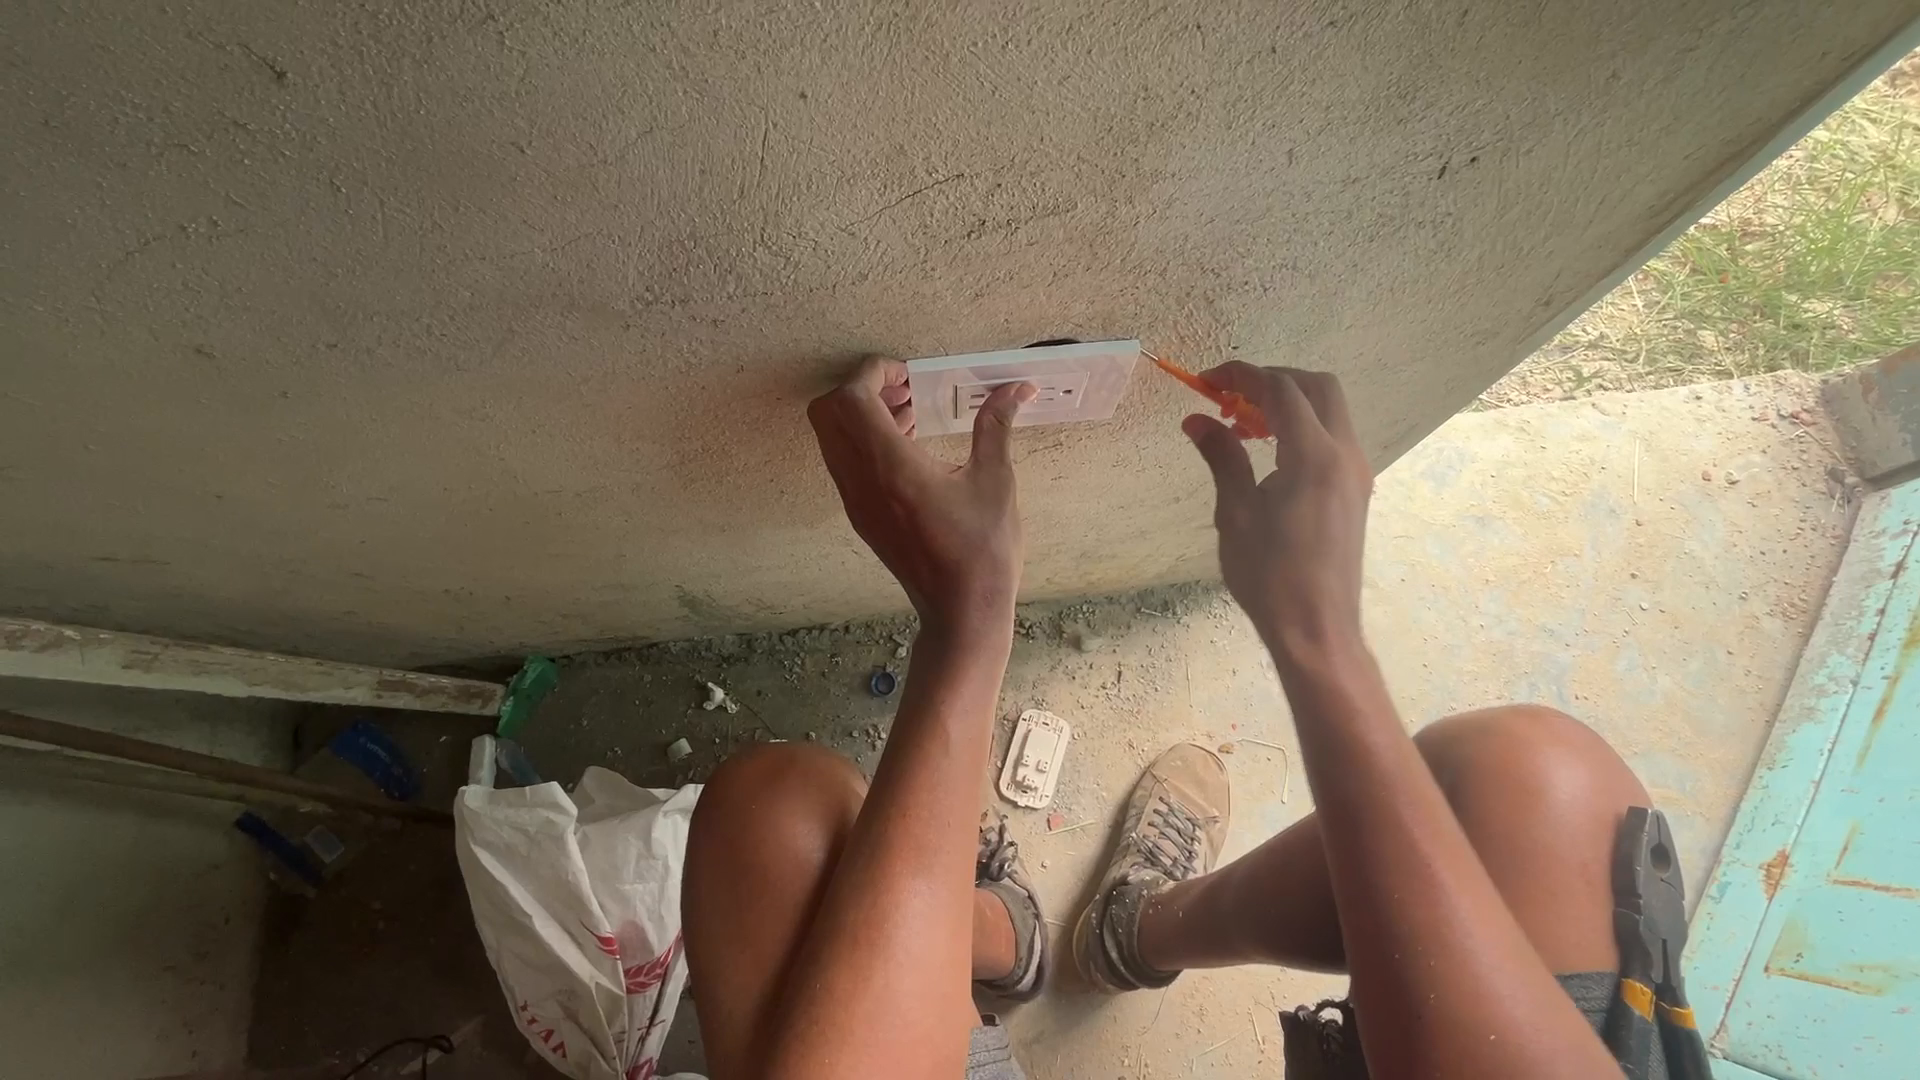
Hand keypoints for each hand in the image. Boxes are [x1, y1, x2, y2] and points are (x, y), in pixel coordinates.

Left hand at [808, 357, 1035, 636]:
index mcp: (893, 468)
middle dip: (860, 389)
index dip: (873, 373)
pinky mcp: (861, 517)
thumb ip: (996, 426)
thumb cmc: (982, 551)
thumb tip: (1014, 388)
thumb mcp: (994, 481)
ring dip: (860, 416)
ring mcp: (856, 502)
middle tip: (904, 390)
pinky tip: (908, 448)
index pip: (852, 399)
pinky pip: (844, 464)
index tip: (908, 374)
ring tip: (911, 414)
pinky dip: (862, 443)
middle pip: (828, 413)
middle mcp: (862, 482)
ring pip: (831, 439)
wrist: (961, 610)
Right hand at [1182, 363, 1372, 652]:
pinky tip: (1269, 451)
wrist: (1316, 627)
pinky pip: (1332, 436)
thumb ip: (1222, 457)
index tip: (1206, 381)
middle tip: (1228, 398)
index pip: (1280, 389)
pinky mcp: (1355, 489)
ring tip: (1243, 425)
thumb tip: (1196, 419)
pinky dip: (1301, 426)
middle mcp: (1345, 453)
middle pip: (1316, 387)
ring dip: (1288, 402)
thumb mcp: (1235, 513)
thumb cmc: (1268, 575)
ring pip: (1329, 409)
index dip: (1241, 375)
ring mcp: (1356, 471)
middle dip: (1271, 380)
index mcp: (1313, 455)